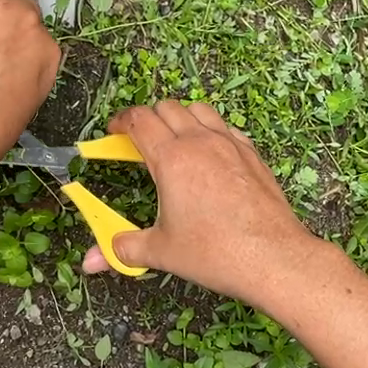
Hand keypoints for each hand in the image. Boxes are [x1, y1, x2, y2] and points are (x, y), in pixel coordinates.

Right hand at [81, 101, 322, 304]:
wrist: (273, 258)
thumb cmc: (216, 252)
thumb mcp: (161, 251)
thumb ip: (123, 248)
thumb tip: (93, 260)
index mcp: (172, 158)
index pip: (139, 120)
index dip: (120, 122)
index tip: (113, 132)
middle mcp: (201, 142)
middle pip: (167, 107)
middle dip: (148, 118)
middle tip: (139, 140)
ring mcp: (230, 144)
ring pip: (199, 109)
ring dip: (181, 117)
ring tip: (174, 140)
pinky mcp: (252, 154)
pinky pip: (226, 127)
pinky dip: (211, 130)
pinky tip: (210, 154)